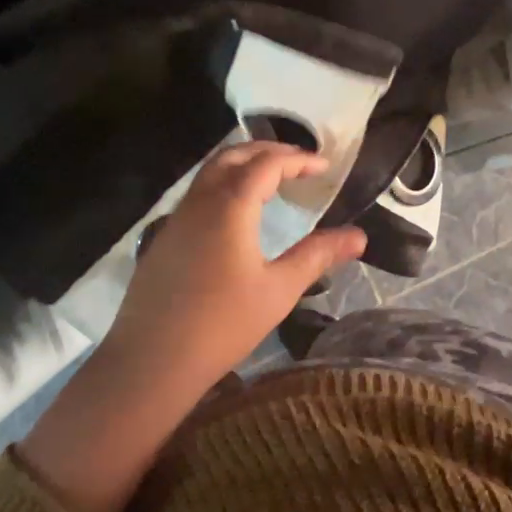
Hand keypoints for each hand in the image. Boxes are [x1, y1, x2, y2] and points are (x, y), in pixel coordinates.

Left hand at [106, 141, 367, 381]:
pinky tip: (235, 214)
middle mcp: (199, 201)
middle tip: (298, 162)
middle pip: (232, 156)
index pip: (266, 164)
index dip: (297, 160)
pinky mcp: (163, 239)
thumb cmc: (222, 325)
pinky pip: (196, 196)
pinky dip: (222, 186)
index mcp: (230, 205)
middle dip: (267, 151)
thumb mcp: (279, 290)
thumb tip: (358, 236)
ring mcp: (176, 219)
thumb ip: (317, 255)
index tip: (324, 166)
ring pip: (209, 173)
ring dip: (241, 165)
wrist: (152, 359)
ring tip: (270, 180)